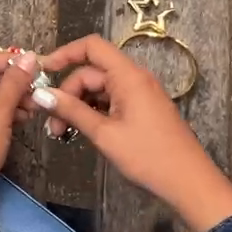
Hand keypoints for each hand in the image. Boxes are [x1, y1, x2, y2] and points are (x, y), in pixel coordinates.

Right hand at [35, 35, 231, 231]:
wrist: (191, 185)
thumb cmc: (149, 157)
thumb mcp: (104, 134)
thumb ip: (71, 110)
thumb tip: (40, 94)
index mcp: (128, 76)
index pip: (91, 47)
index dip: (64, 53)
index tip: (43, 71)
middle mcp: (135, 78)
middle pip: (91, 72)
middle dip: (68, 93)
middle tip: (51, 124)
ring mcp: (140, 94)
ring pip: (100, 89)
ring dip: (79, 105)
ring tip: (64, 132)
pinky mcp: (143, 110)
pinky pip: (112, 101)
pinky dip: (94, 111)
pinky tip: (84, 131)